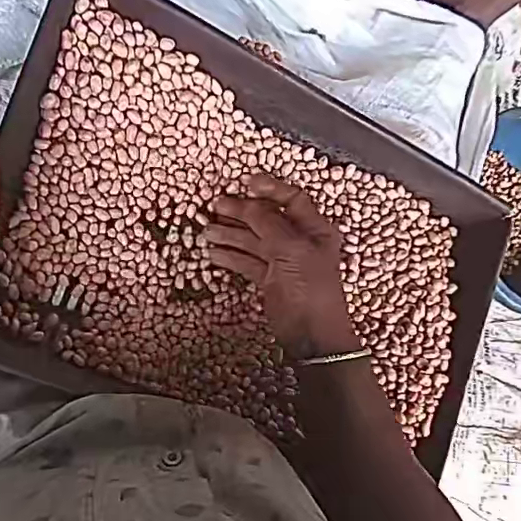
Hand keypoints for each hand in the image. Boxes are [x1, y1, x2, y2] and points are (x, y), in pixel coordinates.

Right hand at [203, 174, 358, 356]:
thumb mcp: (291, 250)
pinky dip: (231, 257)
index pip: (291, 199)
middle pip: (267, 218)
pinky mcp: (270, 281)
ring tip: (207, 230)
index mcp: (314, 229)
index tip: (245, 182)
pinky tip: (213, 253)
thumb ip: (269, 224)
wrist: (314, 338)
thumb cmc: (310, 292)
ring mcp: (283, 262)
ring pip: (254, 240)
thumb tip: (248, 203)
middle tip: (215, 206)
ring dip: (231, 234)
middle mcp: (299, 242)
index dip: (269, 189)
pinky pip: (248, 262)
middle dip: (241, 211)